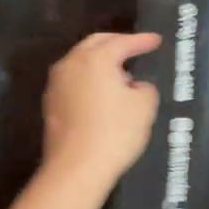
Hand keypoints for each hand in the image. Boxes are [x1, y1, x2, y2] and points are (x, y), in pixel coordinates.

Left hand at [41, 32, 160, 189]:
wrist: (76, 168)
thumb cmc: (115, 132)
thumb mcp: (144, 107)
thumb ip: (145, 88)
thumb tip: (134, 86)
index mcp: (95, 59)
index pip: (122, 42)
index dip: (142, 40)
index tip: (156, 40)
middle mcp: (71, 64)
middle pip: (95, 44)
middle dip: (117, 43)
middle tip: (135, 47)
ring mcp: (57, 84)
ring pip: (81, 61)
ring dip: (101, 61)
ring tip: (120, 71)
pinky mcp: (51, 104)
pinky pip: (74, 80)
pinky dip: (90, 78)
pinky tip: (102, 92)